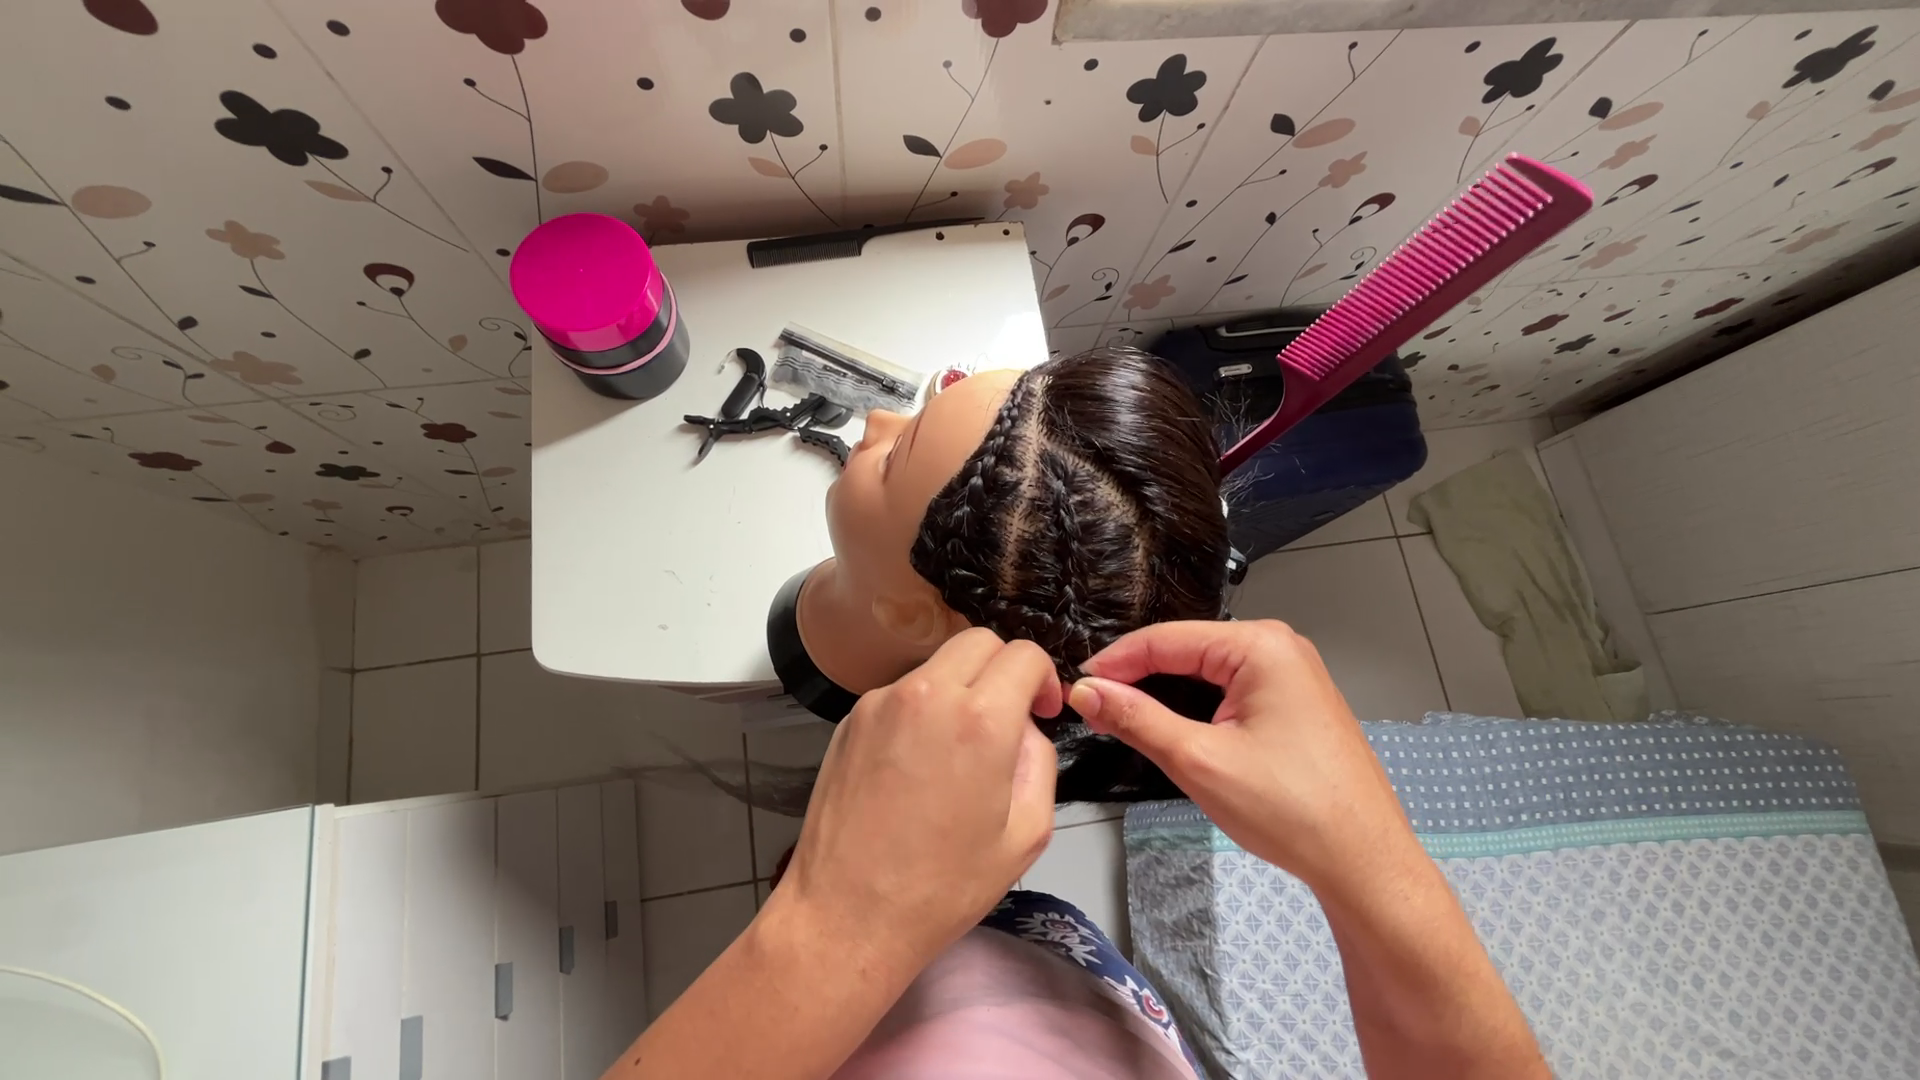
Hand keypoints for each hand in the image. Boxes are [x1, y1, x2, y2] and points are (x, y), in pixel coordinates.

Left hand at [774, 628, 1061, 966]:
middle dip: (1004, 668)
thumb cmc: (944, 886)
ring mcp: (882, 701)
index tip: (1042, 712)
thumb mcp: (1026, 832)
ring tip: (957, 747)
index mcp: (980, 720)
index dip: (1045, 677)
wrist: (848, 914)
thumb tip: (1022, 727)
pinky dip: (922, 709)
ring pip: (938, 664)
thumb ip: (1039, 760)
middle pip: (979, 640)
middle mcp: (928, 693)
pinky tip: (915, 763)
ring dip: (961, 687)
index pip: (1024, 654)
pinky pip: (903, 693)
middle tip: (1007, 717)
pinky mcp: (852, 717)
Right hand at [1068, 620, 1413, 892]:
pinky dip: (1195, 703)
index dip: (1115, 661)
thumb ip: (1136, 718)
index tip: (1077, 685)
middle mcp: (1280, 646)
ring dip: (1165, 690)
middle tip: (1094, 703)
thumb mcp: (1198, 760)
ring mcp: (1293, 673)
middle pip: (1187, 649)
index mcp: (1261, 645)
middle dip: (1138, 674)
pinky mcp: (1296, 701)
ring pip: (1207, 670)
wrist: (1365, 864)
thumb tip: (1086, 692)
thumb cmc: (1290, 810)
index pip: (1166, 639)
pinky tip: (1171, 722)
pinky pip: (1231, 687)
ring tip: (1123, 713)